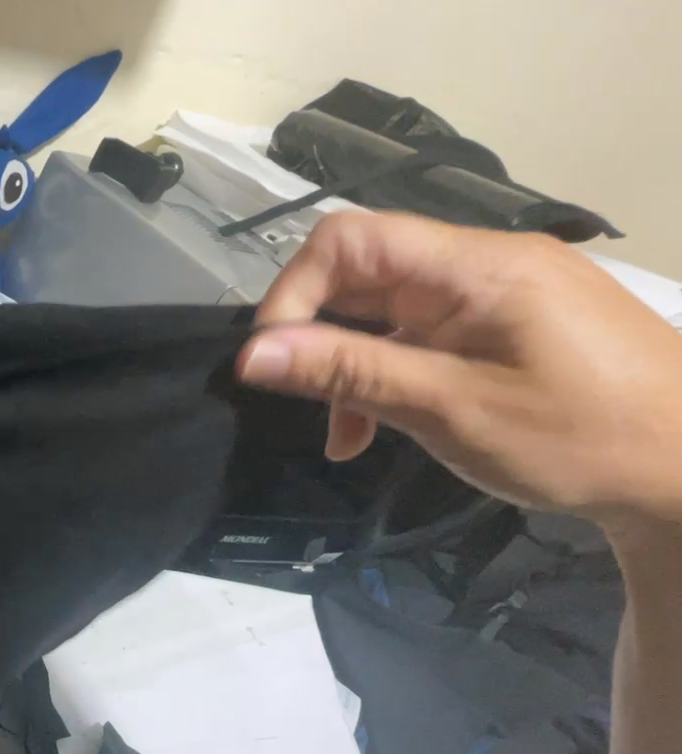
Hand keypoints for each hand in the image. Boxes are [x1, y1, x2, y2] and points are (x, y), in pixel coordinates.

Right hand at [238, 212, 681, 534]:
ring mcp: (485, 299)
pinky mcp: (489, 330)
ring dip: (340, 369)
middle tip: (303, 400)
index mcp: (478, 268)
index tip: (275, 359)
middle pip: (356, 275)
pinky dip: (373, 381)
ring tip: (343, 433)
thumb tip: (250, 355)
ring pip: (373, 315)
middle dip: (313, 337)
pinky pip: (405, 340)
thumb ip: (346, 371)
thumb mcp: (446, 407)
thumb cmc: (579, 438)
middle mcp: (478, 268)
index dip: (293, 290)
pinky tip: (367, 430)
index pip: (349, 239)